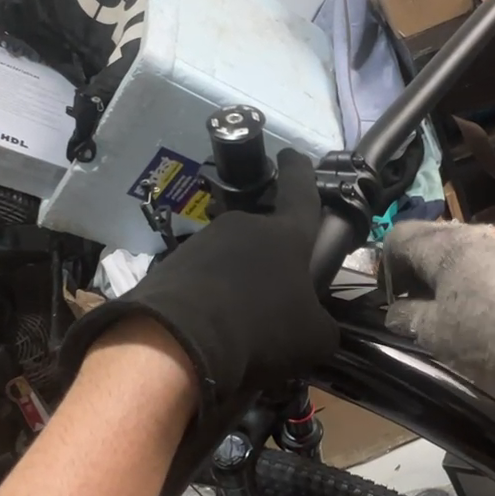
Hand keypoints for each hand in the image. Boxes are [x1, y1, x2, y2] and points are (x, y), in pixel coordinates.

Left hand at [54, 150, 338, 422]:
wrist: (180, 339)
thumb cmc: (262, 327)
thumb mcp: (313, 338)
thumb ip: (323, 326)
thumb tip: (318, 328)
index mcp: (285, 235)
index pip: (299, 191)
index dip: (300, 172)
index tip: (295, 156)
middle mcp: (243, 227)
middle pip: (263, 237)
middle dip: (270, 261)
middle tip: (276, 297)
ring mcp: (203, 243)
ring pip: (230, 261)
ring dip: (238, 284)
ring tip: (241, 324)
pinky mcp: (171, 266)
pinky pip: (200, 281)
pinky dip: (209, 301)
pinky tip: (212, 331)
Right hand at [384, 222, 494, 412]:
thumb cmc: (489, 339)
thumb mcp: (436, 335)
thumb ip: (407, 317)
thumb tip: (395, 310)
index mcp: (445, 246)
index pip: (400, 236)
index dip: (386, 266)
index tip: (391, 298)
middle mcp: (476, 235)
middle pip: (434, 239)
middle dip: (419, 269)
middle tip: (419, 305)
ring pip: (466, 249)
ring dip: (451, 273)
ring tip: (455, 309)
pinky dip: (481, 278)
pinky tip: (490, 309)